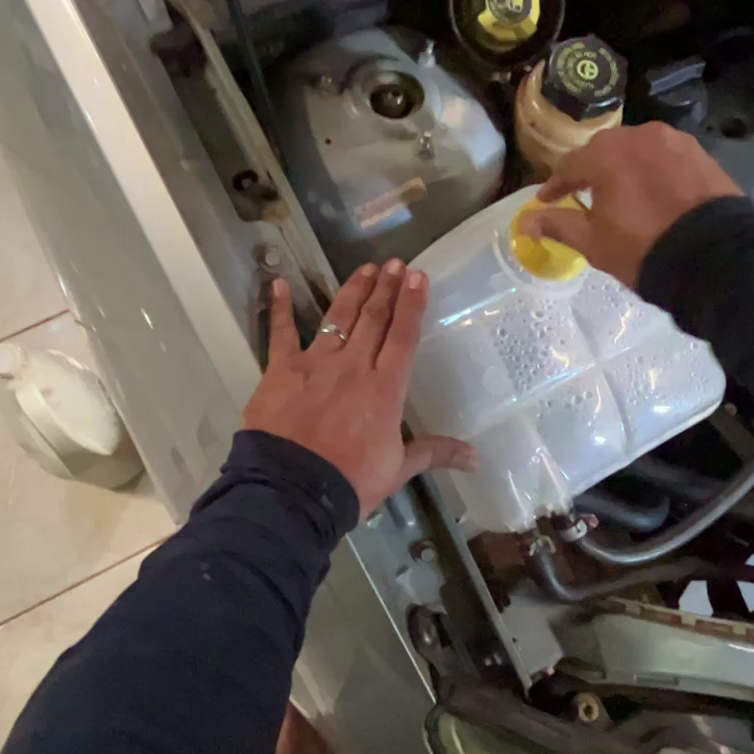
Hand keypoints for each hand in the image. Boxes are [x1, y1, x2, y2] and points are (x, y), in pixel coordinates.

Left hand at [246, 261, 477, 516]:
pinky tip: (278, 283)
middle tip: (395, 263)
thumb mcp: (397, 469)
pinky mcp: (280, 370)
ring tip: (365, 269)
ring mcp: (315, 364)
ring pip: (338, 317)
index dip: (412, 305)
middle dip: (386, 288)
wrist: (293, 491)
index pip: (403, 337)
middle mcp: (353, 366)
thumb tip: (476, 458)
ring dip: (353, 291)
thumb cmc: (351, 481)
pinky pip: (280, 333)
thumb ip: (434, 453)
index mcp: (384, 388)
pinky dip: (279, 308)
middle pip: (374, 319)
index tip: (418, 277)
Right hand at [518, 123, 742, 285]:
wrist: (713, 257)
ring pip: (636, 149)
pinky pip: (664, 156)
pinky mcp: (699, 153)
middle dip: (589, 171)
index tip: (546, 202)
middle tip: (580, 194)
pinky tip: (650, 190)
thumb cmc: (642, 249)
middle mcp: (638, 137)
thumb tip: (524, 222)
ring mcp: (673, 141)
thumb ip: (557, 225)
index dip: (555, 186)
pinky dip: (650, 169)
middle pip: (603, 150)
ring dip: (621, 166)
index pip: (569, 166)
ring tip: (617, 191)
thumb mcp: (593, 242)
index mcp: (606, 156)